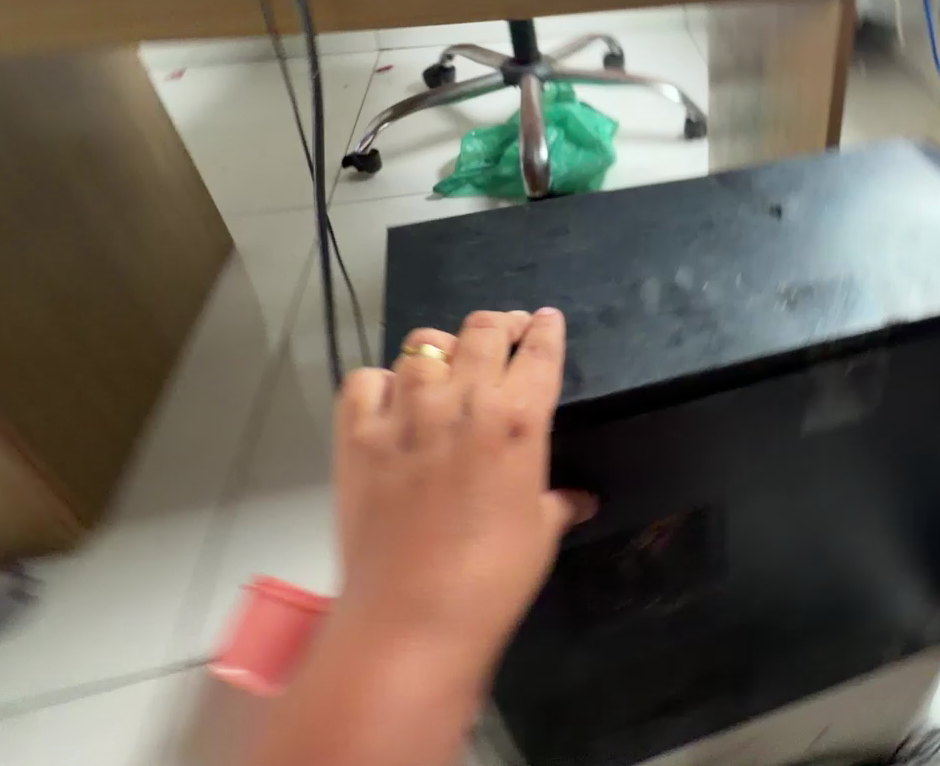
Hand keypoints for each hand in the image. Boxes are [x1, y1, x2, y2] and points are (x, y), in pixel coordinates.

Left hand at [251, 309, 590, 765]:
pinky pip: (365, 380)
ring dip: (443, 348)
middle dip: (501, 323)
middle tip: (505, 332)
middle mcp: (464, 400)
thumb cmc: (494, 577)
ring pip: (423, 344)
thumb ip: (561, 502)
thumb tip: (582, 500)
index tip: (546, 319)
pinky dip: (381, 382)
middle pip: (483, 329)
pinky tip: (392, 400)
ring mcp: (406, 413)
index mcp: (518, 418)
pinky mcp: (357, 436)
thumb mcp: (541, 532)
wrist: (411, 620)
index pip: (540, 350)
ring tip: (448, 364)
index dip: (547, 328)